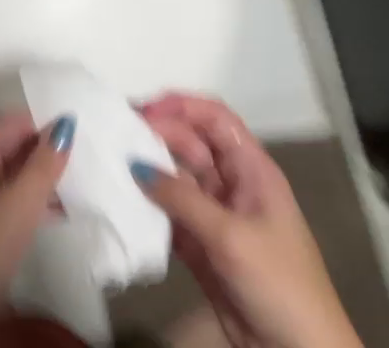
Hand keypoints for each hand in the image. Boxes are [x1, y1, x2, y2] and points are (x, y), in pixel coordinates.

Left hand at [0, 111, 74, 347]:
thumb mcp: (20, 208)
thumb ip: (44, 166)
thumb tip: (64, 124)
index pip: (13, 122)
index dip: (46, 127)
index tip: (78, 141)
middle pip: (9, 144)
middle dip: (43, 152)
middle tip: (80, 165)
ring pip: (7, 171)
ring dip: (37, 178)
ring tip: (72, 189)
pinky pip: (1, 194)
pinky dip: (24, 197)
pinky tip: (51, 212)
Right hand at [137, 94, 360, 347]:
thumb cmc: (278, 282)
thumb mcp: (231, 236)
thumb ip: (182, 198)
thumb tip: (135, 165)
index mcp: (253, 170)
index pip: (216, 120)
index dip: (182, 106)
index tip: (144, 109)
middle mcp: (232, 185)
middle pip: (192, 144)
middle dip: (158, 135)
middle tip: (116, 136)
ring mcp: (215, 215)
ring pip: (176, 178)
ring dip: (148, 169)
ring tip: (110, 162)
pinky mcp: (200, 245)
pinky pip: (169, 213)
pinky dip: (147, 206)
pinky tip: (122, 200)